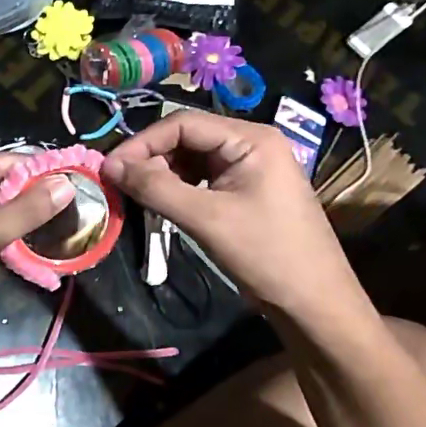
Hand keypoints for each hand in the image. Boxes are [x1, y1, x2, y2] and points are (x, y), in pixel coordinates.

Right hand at [102, 111, 356, 312]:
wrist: (316, 303)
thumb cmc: (267, 255)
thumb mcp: (207, 219)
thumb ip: (156, 188)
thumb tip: (110, 165)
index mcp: (251, 138)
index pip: (184, 123)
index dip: (143, 142)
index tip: (110, 168)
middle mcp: (251, 143)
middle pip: (188, 137)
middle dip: (152, 158)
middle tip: (120, 184)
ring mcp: (251, 167)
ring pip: (193, 158)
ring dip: (163, 173)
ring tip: (137, 195)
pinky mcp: (246, 190)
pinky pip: (203, 177)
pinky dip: (179, 187)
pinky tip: (163, 204)